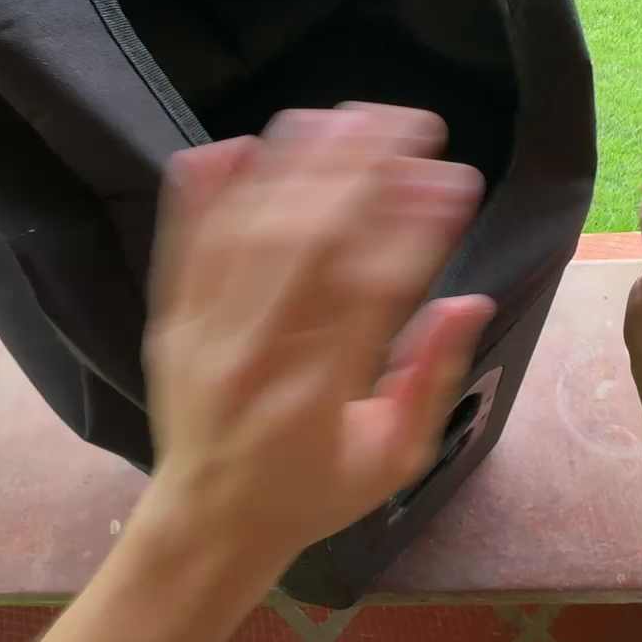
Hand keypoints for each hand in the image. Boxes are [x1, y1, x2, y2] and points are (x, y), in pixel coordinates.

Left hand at [139, 104, 495, 569]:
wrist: (205, 525)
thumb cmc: (310, 495)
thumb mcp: (392, 462)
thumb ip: (432, 381)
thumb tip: (470, 300)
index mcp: (318, 396)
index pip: (371, 290)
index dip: (416, 228)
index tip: (454, 181)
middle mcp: (256, 356)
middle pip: (309, 242)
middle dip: (362, 172)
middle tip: (407, 122)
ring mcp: (203, 334)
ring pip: (248, 232)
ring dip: (295, 164)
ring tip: (339, 116)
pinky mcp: (171, 322)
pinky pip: (184, 249)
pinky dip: (205, 194)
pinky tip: (234, 145)